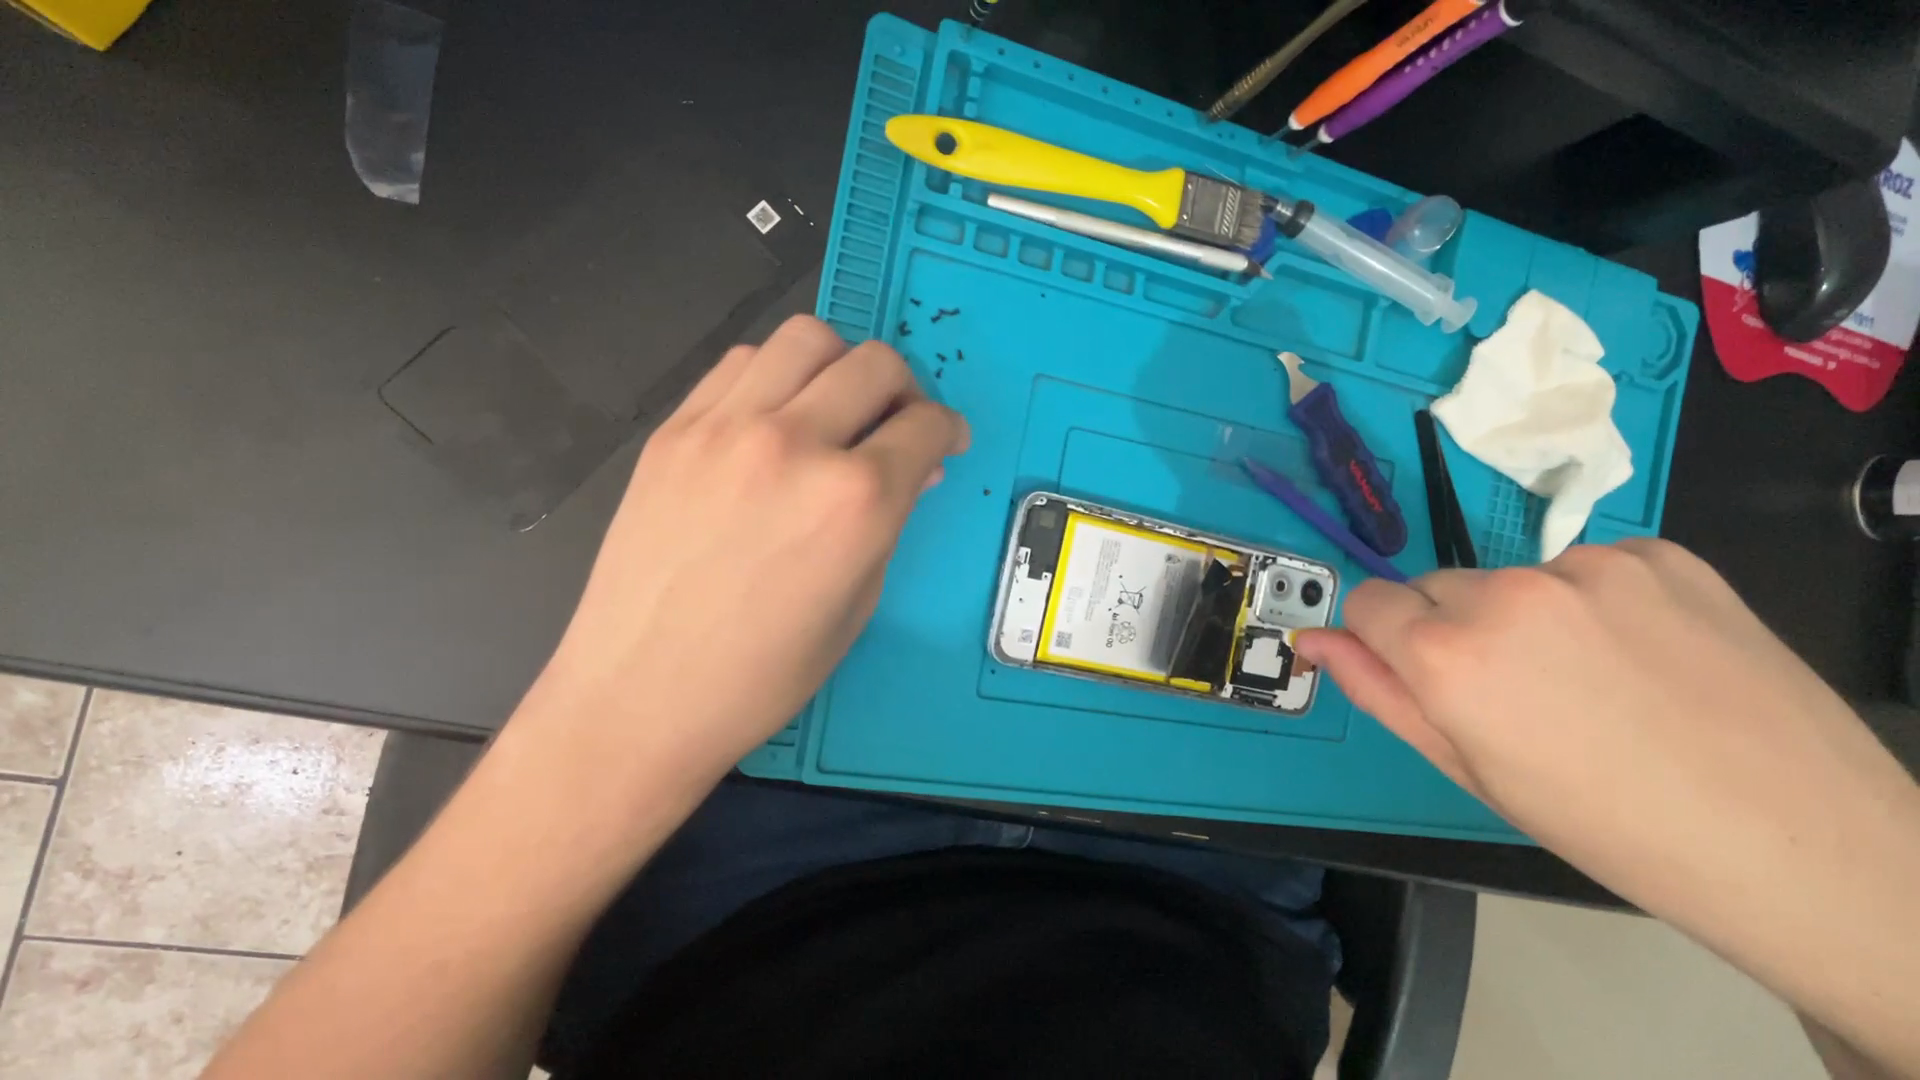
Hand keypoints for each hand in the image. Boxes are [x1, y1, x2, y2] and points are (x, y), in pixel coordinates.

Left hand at [523, 315, 966, 787]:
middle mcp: (796, 443)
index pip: (925, 425)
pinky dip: (776, 376)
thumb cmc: (762, 676)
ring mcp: (726, 427)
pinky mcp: (675, 429)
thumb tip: (911, 468)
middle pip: (876, 363)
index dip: (947, 431)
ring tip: (834, 407)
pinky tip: (774, 418)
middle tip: (897, 424)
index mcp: (856, 500)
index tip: (944, 443)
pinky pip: (741, 364)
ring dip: (839, 364)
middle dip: (905, 390)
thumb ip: (891, 520)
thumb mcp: (857, 605)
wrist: (640, 694)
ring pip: (806, 338)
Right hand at [1298, 539, 1919, 1071]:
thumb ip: (1379, 692)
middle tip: (1518, 695)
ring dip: (1528, 615)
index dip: (1385, 640)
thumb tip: (1314, 639)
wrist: (1796, 839)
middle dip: (1455, 629)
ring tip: (1596, 679)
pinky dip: (1597, 601)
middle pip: (1439, 587)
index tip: (1424, 676)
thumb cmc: (1606, 823)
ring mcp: (1591, 566)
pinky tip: (1645, 655)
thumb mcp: (1470, 770)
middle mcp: (1508, 593)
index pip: (1368, 601)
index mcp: (1448, 655)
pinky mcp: (1661, 553)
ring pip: (1514, 578)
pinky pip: (1590, 566)